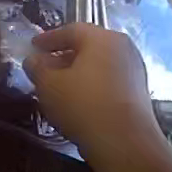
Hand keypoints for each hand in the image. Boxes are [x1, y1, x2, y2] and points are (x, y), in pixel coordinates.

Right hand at [24, 24, 166, 160]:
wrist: (124, 142)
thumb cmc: (82, 104)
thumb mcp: (48, 84)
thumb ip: (37, 67)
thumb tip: (33, 59)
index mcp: (102, 38)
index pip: (71, 30)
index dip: (48, 38)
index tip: (33, 46)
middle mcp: (123, 48)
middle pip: (88, 46)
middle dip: (64, 55)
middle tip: (44, 66)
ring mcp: (134, 70)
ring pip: (99, 64)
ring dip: (78, 71)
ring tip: (58, 85)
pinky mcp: (138, 92)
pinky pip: (108, 80)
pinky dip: (91, 84)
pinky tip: (78, 100)